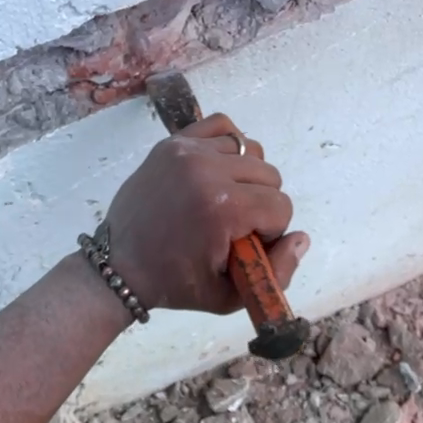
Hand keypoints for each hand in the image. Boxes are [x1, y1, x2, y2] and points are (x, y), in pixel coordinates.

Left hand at [103, 113, 306, 314]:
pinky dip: (230, 148)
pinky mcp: (174, 141)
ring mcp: (188, 150)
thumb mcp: (229, 297)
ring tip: (223, 202)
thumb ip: (277, 272)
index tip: (245, 246)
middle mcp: (207, 170)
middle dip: (261, 205)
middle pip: (270, 176)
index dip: (270, 232)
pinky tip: (218, 173)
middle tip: (233, 227)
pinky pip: (223, 126)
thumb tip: (302, 238)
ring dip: (246, 179)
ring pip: (251, 151)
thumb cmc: (177, 285)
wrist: (120, 265)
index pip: (280, 207)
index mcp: (222, 208)